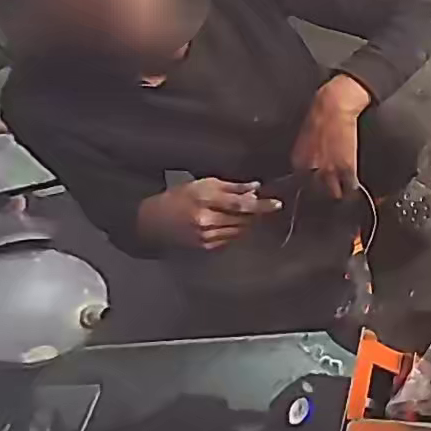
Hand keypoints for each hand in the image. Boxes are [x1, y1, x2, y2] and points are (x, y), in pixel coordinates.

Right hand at [139, 177, 280, 249]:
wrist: (153, 220)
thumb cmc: (179, 197)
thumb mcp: (203, 185)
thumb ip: (232, 187)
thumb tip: (256, 187)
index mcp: (204, 199)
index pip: (240, 204)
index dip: (261, 204)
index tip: (277, 204)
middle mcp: (205, 219)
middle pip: (244, 218)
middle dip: (255, 213)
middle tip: (260, 206)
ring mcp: (206, 235)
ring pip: (241, 230)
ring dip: (248, 223)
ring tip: (243, 214)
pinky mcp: (206, 246)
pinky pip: (232, 239)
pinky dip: (237, 231)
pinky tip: (230, 224)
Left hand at [292, 75, 370, 199]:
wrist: (333, 107)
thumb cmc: (317, 118)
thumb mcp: (304, 140)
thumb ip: (306, 158)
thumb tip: (310, 170)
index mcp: (299, 162)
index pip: (302, 186)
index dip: (311, 189)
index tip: (318, 191)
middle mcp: (312, 169)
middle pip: (318, 193)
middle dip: (325, 194)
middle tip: (332, 193)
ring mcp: (330, 170)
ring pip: (335, 193)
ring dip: (339, 193)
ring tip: (344, 194)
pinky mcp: (347, 167)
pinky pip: (350, 185)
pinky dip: (352, 187)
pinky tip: (353, 186)